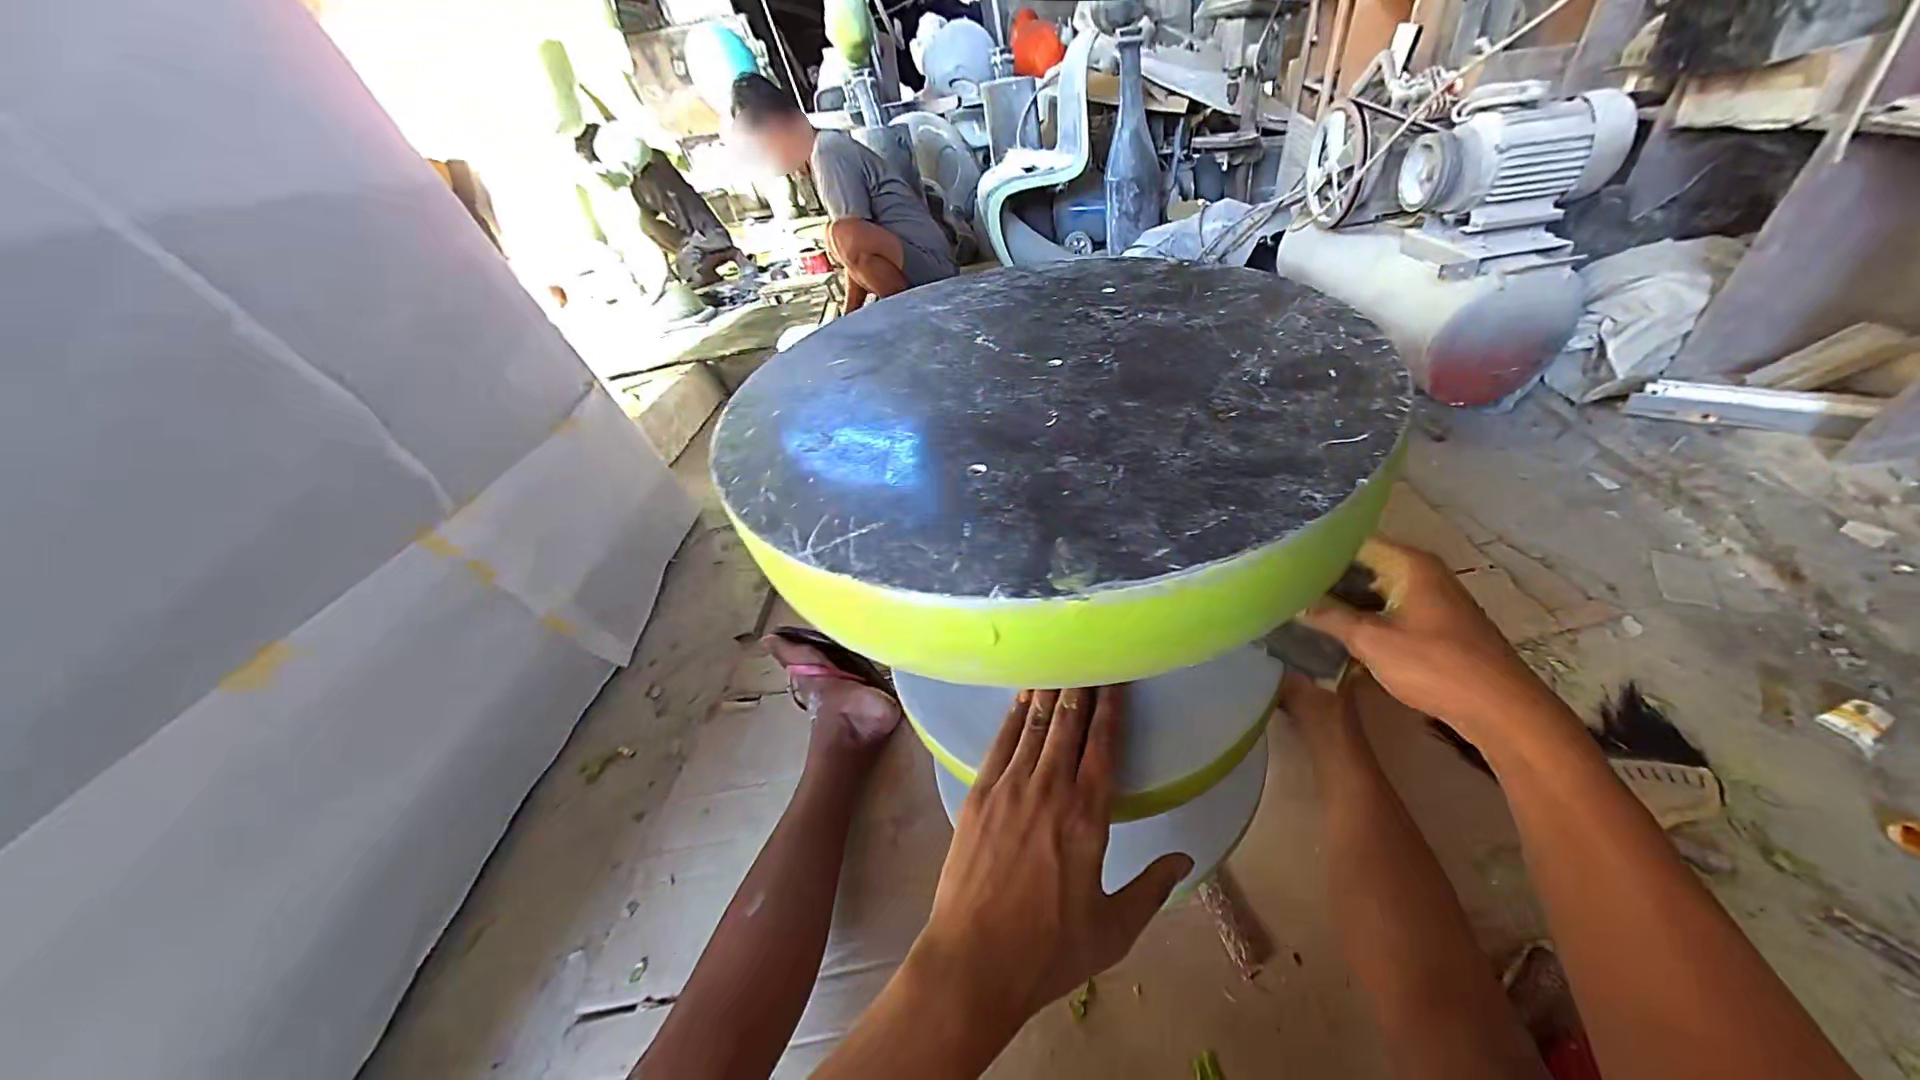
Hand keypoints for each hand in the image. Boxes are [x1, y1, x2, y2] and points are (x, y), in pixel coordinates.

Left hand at [908, 687, 1191, 1033]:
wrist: (975, 960)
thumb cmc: (1049, 950)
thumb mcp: (1114, 928)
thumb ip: (1152, 888)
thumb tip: (1185, 857)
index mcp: (1088, 817)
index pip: (1103, 746)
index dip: (1111, 709)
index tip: (1116, 680)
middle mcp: (1049, 791)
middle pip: (1068, 725)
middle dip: (1081, 689)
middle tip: (1088, 658)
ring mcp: (1010, 789)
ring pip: (1034, 727)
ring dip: (1048, 694)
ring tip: (1059, 666)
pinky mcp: (980, 795)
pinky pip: (1000, 744)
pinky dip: (1013, 717)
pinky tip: (1020, 700)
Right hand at [1299, 539, 1560, 736]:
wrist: (1500, 710)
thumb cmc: (1435, 666)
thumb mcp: (1370, 640)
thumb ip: (1327, 616)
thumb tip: (1289, 601)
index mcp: (1410, 564)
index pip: (1352, 540)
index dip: (1316, 547)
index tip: (1281, 557)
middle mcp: (1421, 572)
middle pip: (1361, 563)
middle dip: (1323, 575)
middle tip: (1282, 584)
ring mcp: (1429, 597)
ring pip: (1371, 587)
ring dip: (1340, 597)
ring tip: (1296, 604)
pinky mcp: (1431, 622)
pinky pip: (1384, 606)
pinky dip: (1359, 613)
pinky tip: (1331, 627)